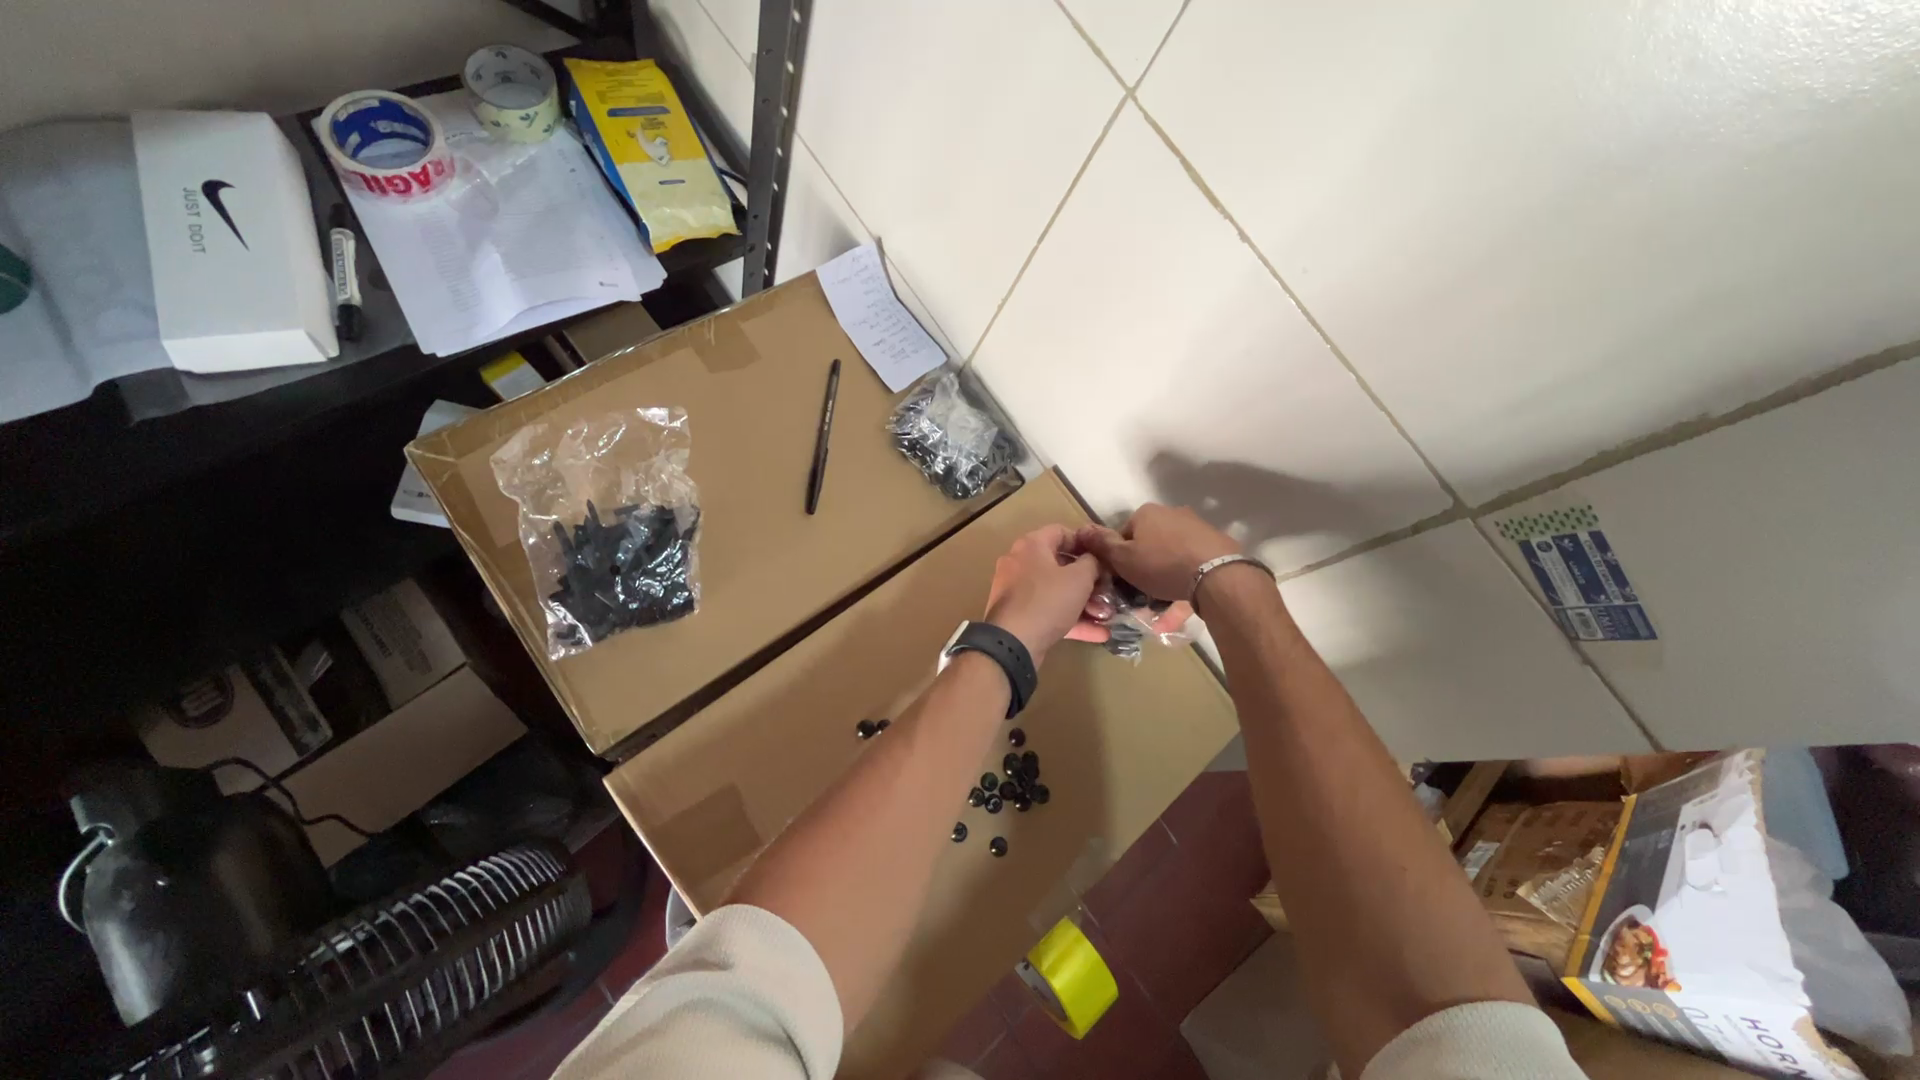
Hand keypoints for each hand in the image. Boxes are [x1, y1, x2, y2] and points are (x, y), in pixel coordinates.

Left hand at [983, 524, 1102, 664]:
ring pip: (1056, 592)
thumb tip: (1093, 560)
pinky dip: (1071, 620)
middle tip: (1108, 590)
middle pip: (1060, 565)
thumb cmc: (1047, 600)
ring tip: (1107, 615)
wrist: (1012, 643)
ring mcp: (1017, 591)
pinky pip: (1049, 612)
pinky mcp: (1019, 616)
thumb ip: (1092, 563)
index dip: (1084, 542)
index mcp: (1031, 545)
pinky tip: (1100, 633)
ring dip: (1084, 603)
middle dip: (1088, 580)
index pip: (1060, 532)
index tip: (1102, 556)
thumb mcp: (1079, 578)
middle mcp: (1020, 563)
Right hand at [1076, 504, 1239, 603]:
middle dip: (1143, 570)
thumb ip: (1102, 545)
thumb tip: (1082, 529)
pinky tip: (1181, 606)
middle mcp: (1172, 514)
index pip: (1124, 535)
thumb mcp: (1123, 559)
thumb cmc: (1162, 564)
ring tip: (1161, 609)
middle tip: (1141, 596)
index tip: (1121, 580)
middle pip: (1149, 545)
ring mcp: (1196, 529)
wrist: (1216, 574)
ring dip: (1163, 581)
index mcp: (1147, 513)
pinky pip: (1191, 566)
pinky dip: (1183, 583)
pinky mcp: (1215, 546)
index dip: (1119, 559)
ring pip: (1171, 558)